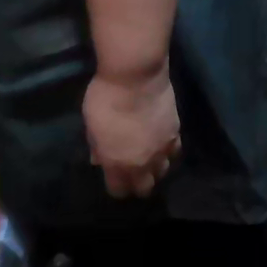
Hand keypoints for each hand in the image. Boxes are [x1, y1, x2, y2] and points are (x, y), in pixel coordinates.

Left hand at [82, 67, 179, 198]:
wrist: (135, 76)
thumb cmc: (105, 98)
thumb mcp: (91, 124)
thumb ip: (97, 146)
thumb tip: (100, 159)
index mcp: (116, 163)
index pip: (119, 190)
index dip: (116, 186)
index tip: (113, 177)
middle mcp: (142, 163)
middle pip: (145, 188)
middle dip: (138, 184)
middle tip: (132, 172)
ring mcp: (162, 149)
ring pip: (163, 171)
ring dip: (155, 169)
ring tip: (149, 158)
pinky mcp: (175, 133)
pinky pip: (174, 152)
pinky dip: (168, 152)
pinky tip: (162, 143)